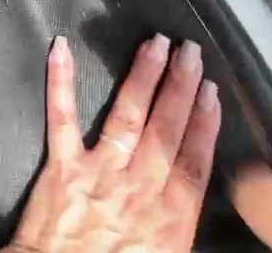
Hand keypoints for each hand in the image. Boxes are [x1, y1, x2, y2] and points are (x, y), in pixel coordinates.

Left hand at [4, 35, 222, 252]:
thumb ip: (178, 225)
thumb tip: (191, 190)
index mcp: (169, 221)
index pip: (192, 162)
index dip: (204, 124)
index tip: (211, 90)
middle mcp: (138, 191)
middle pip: (165, 130)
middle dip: (179, 87)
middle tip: (189, 50)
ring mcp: (99, 173)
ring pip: (126, 117)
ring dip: (142, 77)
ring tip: (154, 44)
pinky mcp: (61, 166)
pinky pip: (61, 117)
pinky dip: (60, 80)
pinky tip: (61, 47)